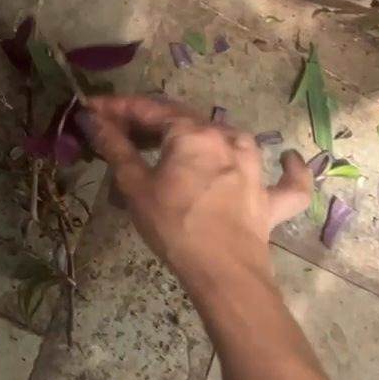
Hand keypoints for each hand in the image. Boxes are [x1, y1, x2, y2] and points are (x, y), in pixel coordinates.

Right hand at [82, 95, 311, 293]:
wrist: (223, 273)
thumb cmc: (172, 222)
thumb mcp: (132, 181)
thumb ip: (114, 145)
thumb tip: (93, 119)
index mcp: (192, 134)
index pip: (146, 108)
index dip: (114, 106)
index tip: (89, 109)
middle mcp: (227, 143)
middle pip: (182, 118)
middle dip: (146, 118)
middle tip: (116, 128)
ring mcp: (255, 171)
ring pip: (229, 138)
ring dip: (199, 133)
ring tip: (174, 138)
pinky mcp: (271, 199)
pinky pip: (288, 180)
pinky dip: (289, 168)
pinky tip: (289, 159)